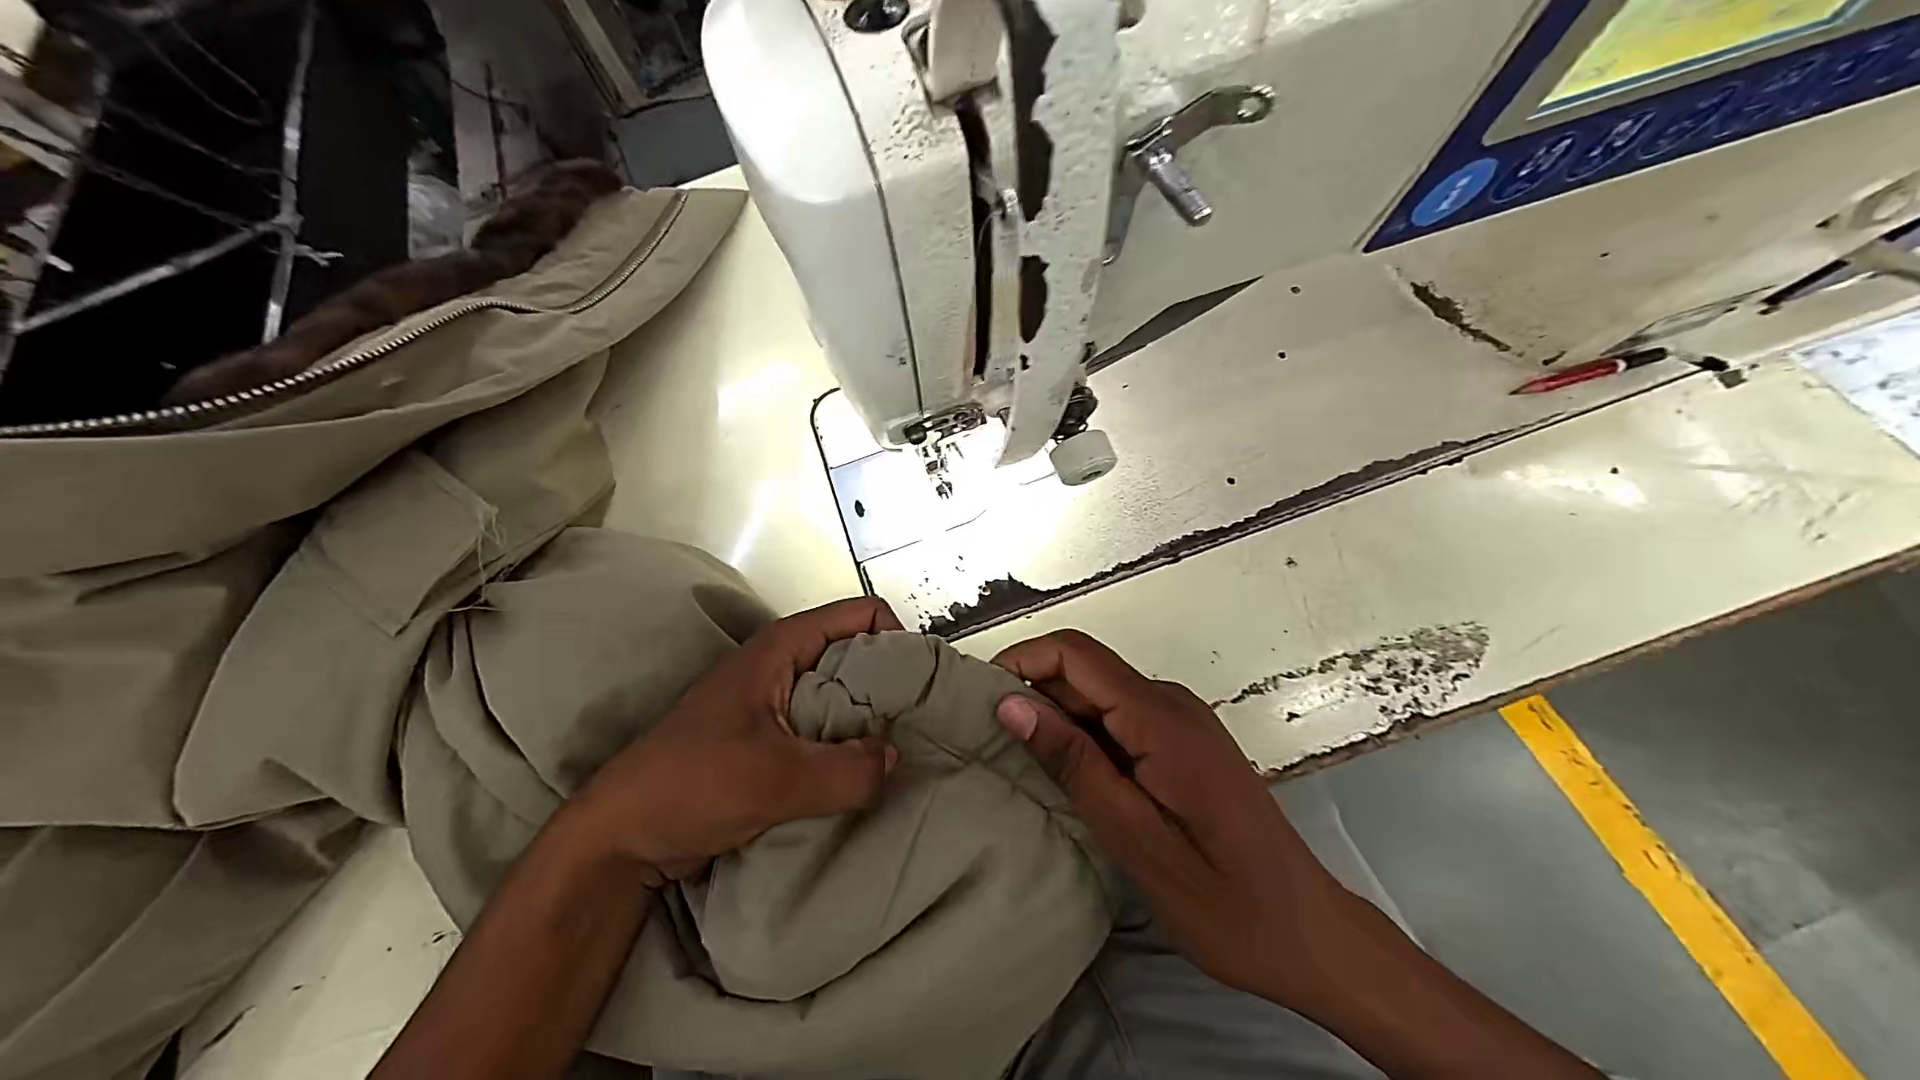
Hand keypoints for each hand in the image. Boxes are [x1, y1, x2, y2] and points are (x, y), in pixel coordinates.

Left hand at [569, 597, 902, 884]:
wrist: (620, 836)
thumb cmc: (689, 785)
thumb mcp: (775, 779)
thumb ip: (848, 771)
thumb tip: (898, 758)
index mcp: (782, 648)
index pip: (861, 615)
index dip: (897, 640)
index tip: (921, 686)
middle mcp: (783, 665)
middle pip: (858, 654)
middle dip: (892, 686)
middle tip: (921, 728)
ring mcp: (776, 703)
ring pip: (844, 696)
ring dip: (872, 722)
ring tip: (901, 756)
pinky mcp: (771, 740)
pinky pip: (827, 730)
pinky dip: (851, 746)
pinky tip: (866, 776)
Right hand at [992, 630, 1363, 1009]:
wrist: (1310, 934)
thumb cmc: (1226, 901)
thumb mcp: (1135, 838)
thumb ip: (1073, 763)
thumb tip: (1010, 703)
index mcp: (1162, 718)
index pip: (1074, 652)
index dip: (1020, 661)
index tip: (978, 702)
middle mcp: (1171, 703)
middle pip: (1083, 670)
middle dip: (1031, 695)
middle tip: (990, 747)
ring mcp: (1179, 721)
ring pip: (1096, 695)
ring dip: (1054, 720)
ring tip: (1020, 768)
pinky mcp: (1181, 742)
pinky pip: (1118, 719)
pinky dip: (1082, 739)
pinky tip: (1065, 779)